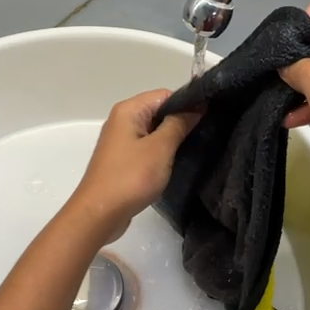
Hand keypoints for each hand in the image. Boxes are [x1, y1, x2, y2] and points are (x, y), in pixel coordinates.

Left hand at [64, 89, 197, 243]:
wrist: (100, 214)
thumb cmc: (131, 177)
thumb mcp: (161, 148)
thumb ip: (179, 124)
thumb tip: (197, 106)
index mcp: (129, 110)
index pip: (165, 95)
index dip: (188, 104)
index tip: (209, 119)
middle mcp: (122, 120)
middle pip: (159, 112)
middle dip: (181, 122)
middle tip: (205, 136)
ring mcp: (121, 142)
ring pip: (154, 132)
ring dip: (172, 140)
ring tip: (194, 150)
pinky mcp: (122, 160)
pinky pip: (147, 148)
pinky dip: (161, 153)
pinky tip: (175, 164)